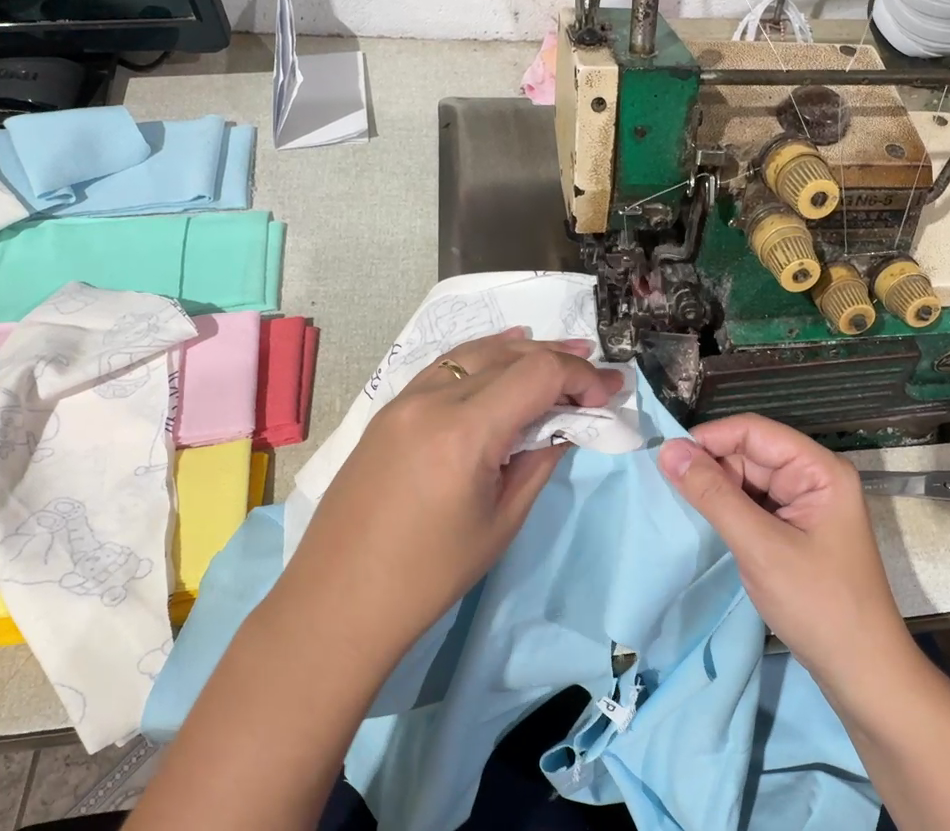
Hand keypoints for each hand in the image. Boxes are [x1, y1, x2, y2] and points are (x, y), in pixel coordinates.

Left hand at [284, 328, 623, 653]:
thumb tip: (567, 425)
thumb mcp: (502, 521)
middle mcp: (432, 400)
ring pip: (475, 352)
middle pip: (510, 356)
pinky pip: (445, 365)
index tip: (610, 396)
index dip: (582, 378)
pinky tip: (505, 349)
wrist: (339, 600)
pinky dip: (482, 355)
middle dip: (561, 362)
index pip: (538, 375)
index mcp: (464, 432)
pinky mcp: (389, 410)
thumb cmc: (429, 575)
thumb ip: (539, 460)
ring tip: (564, 354)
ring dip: (523, 350)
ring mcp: (404, 400)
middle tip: (599, 376)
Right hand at [659, 415, 910, 680]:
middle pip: (750, 454)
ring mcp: (805, 506)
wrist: (861, 671)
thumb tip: (668, 451)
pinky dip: (728, 511)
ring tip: (680, 506)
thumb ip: (713, 495)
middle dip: (710, 466)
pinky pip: (753, 506)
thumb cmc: (818, 604)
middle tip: (666, 488)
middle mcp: (814, 478)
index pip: (755, 432)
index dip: (710, 438)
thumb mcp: (760, 547)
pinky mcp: (795, 531)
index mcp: (819, 470)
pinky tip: (705, 523)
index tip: (666, 457)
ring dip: (716, 490)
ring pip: (747, 481)